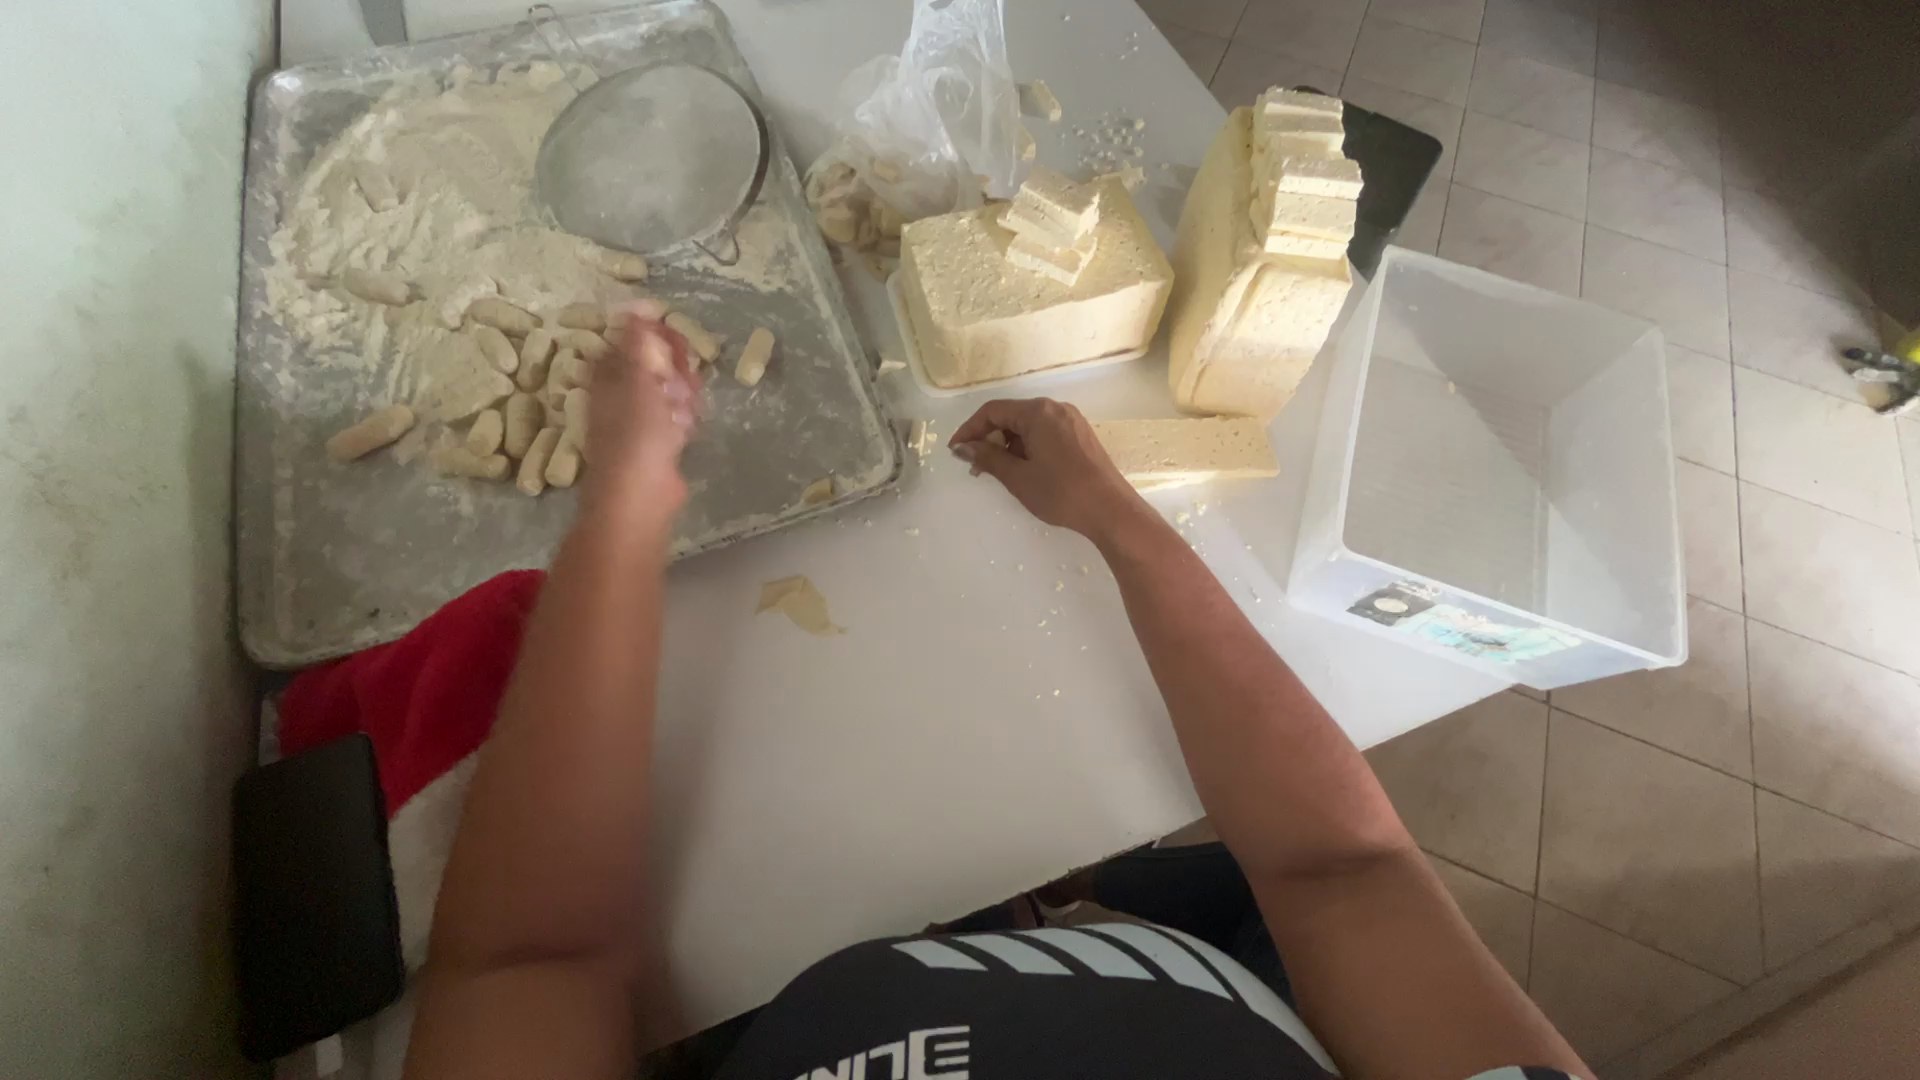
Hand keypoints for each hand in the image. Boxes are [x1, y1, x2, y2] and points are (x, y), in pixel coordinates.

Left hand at [582, 305, 702, 528]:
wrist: (641, 495)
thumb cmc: (635, 436)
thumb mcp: (638, 382)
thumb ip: (639, 345)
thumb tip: (634, 308)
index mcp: (608, 377)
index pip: (628, 342)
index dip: (651, 334)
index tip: (674, 334)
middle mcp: (621, 395)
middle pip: (652, 365)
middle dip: (674, 367)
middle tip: (685, 377)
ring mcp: (641, 419)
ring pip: (669, 390)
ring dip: (683, 393)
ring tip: (688, 407)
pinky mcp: (660, 442)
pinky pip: (677, 417)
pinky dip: (685, 418)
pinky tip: (689, 427)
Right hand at [948, 398, 1147, 540]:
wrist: (1110, 510)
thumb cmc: (1061, 492)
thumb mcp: (1017, 476)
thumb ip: (988, 457)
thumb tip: (963, 447)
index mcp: (1038, 412)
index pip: (993, 411)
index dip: (969, 429)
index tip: (955, 451)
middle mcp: (1055, 408)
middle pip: (1011, 416)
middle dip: (989, 438)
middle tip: (975, 466)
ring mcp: (1071, 421)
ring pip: (1028, 426)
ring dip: (1008, 445)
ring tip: (998, 472)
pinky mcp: (1080, 435)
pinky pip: (1045, 433)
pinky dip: (1027, 447)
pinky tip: (1023, 469)